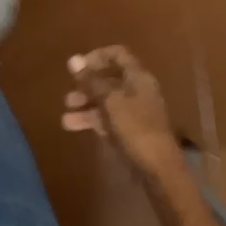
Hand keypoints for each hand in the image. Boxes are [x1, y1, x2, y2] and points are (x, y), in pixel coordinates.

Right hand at [61, 45, 184, 178]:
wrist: (159, 170)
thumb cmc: (136, 128)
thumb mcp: (111, 101)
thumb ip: (91, 81)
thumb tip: (73, 59)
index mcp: (138, 77)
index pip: (118, 55)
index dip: (97, 57)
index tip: (78, 67)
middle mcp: (138, 91)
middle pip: (109, 81)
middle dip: (87, 87)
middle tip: (68, 97)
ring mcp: (135, 113)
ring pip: (107, 103)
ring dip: (86, 108)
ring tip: (66, 120)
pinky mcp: (132, 133)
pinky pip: (109, 120)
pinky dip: (93, 122)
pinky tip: (76, 128)